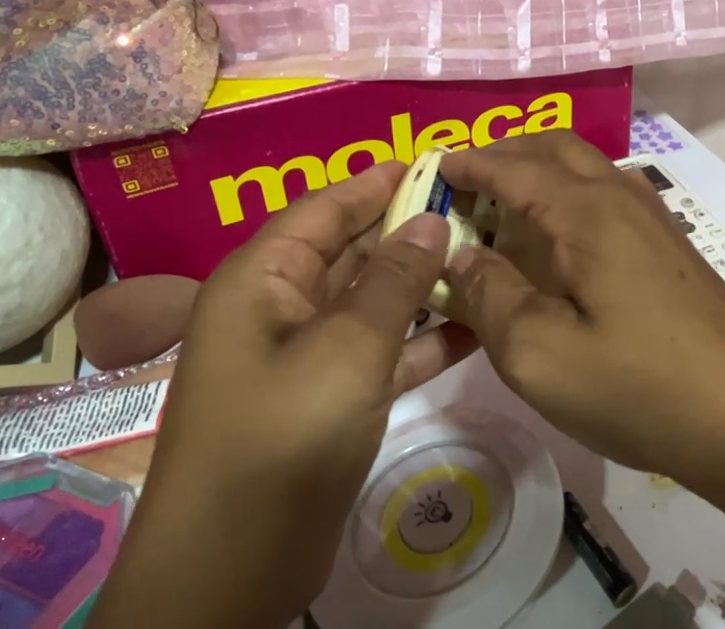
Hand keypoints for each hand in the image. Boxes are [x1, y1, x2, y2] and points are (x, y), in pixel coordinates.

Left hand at [90, 162, 475, 628]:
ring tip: (489, 257)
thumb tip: (431, 220)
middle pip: (352, 251)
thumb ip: (395, 279)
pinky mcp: (332, 399)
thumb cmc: (284, 433)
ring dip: (424, 284)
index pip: (325, 209)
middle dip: (410, 230)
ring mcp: (307, 357)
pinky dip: (424, 339)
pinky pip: (383, 351)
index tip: (436, 161)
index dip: (377, 182)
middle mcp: (282, 307)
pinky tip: (478, 325)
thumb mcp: (348, 346)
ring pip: (373, 302)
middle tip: (479, 209)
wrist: (235, 562)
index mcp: (264, 278)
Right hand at [437, 132, 724, 480]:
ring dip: (540, 172)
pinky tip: (558, 241)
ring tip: (502, 209)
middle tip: (463, 186)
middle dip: (505, 154)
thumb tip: (464, 256)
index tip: (430, 170)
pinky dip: (570, 195)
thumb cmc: (638, 388)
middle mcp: (624, 198)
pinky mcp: (670, 246)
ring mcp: (655, 220)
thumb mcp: (539, 355)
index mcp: (588, 213)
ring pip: (588, 168)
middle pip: (557, 148)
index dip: (469, 164)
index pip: (515, 167)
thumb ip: (490, 296)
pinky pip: (609, 196)